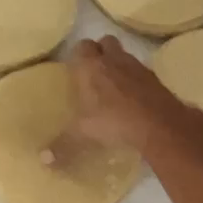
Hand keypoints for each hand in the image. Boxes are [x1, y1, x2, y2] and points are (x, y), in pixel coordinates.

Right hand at [60, 35, 197, 151]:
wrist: (159, 124)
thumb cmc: (114, 121)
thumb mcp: (83, 135)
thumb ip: (63, 145)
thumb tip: (42, 160)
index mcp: (91, 67)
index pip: (82, 46)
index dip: (78, 55)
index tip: (75, 70)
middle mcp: (114, 59)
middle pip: (105, 42)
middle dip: (100, 52)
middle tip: (94, 73)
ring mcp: (138, 67)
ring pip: (125, 55)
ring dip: (119, 65)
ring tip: (113, 87)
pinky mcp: (156, 78)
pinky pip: (141, 72)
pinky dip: (136, 80)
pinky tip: (133, 98)